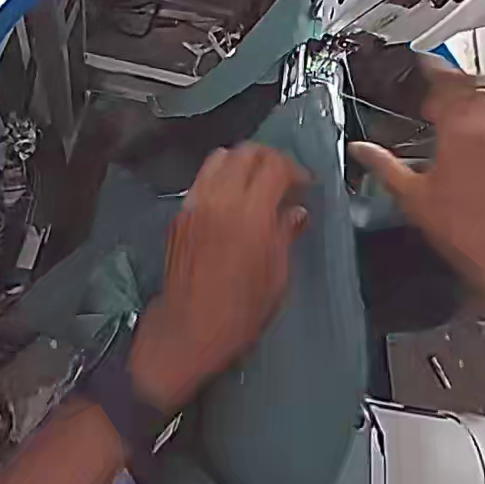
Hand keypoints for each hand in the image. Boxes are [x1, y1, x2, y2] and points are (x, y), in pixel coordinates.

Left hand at [130, 143, 309, 412]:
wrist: (187, 332)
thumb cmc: (240, 312)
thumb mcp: (276, 276)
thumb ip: (286, 234)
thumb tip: (296, 212)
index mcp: (250, 214)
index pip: (274, 165)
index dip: (295, 169)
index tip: (304, 183)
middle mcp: (219, 200)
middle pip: (246, 152)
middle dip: (270, 158)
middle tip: (284, 176)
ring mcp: (195, 204)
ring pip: (220, 158)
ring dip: (243, 162)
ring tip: (257, 182)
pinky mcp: (180, 215)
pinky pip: (203, 180)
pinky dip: (222, 178)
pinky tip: (233, 202)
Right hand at [349, 58, 484, 319]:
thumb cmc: (466, 235)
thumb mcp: (414, 199)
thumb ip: (385, 166)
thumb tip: (361, 149)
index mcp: (462, 132)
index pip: (447, 84)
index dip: (433, 70)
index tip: (424, 65)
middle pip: (476, 85)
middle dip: (456, 82)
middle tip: (440, 90)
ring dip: (478, 101)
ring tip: (461, 116)